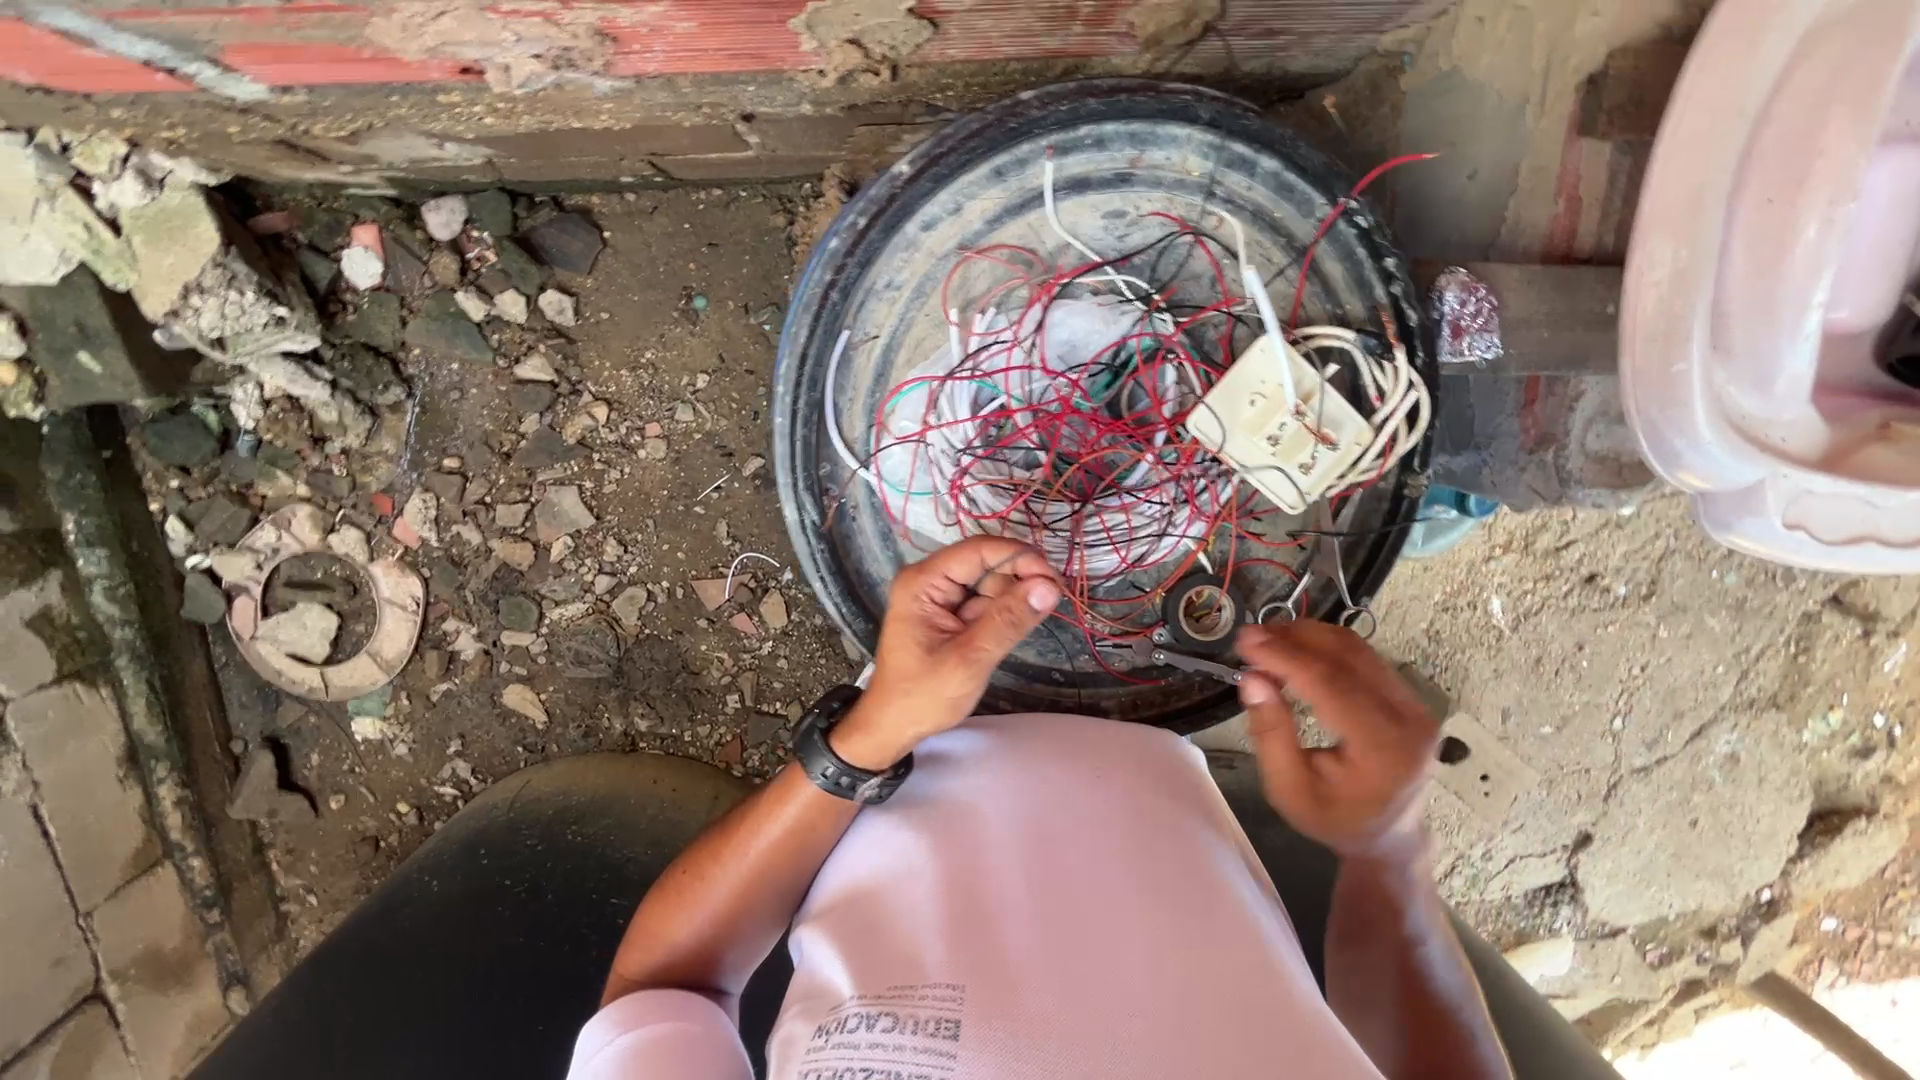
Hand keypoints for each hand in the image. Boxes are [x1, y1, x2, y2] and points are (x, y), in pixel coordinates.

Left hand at [830, 537, 1063, 769]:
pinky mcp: (948, 614)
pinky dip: (1003, 610)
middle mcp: (929, 580)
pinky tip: (1019, 624)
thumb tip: (1050, 587)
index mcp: (923, 582)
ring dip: (1014, 596)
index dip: (1019, 557)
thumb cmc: (923, 696)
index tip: (1053, 579)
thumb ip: (1008, 621)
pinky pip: (983, 601)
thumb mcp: (970, 659)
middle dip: (1020, 577)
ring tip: (1035, 617)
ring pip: (988, 581)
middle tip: (1053, 600)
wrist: (892, 726)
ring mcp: (938, 597)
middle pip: (985, 562)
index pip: (978, 550)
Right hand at [1235, 620, 1439, 860]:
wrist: (1388, 836)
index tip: (1245, 641)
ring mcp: (1415, 704)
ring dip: (1307, 637)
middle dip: (1294, 638)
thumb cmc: (1333, 818)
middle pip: (1347, 655)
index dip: (1285, 657)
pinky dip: (1324, 647)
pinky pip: (1364, 658)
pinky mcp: (1409, 697)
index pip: (1331, 684)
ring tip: (1266, 641)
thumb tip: (1251, 678)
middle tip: (1249, 637)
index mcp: (1383, 747)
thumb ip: (1271, 733)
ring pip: (1357, 649)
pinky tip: (1294, 652)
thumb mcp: (1288, 789)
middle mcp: (1409, 718)